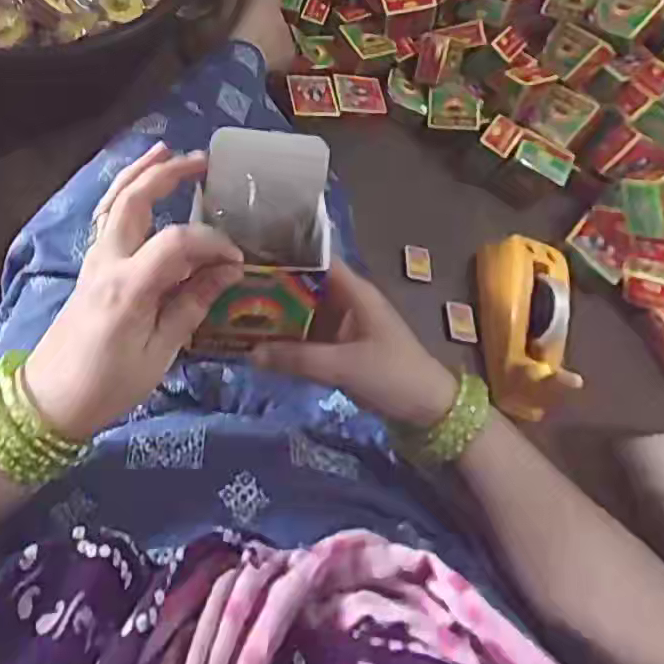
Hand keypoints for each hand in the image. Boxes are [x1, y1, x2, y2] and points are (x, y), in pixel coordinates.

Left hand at [22, 142, 244, 438]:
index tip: (237, 259)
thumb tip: (228, 270)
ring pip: (114, 200)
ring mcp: (94, 259)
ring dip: (140, 172)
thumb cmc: (108, 384)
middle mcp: (108, 261)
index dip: (212, 242)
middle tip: (201, 162)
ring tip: (165, 151)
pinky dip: (125, 193)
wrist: (49, 400)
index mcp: (128, 286)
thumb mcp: (159, 353)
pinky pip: (108, 216)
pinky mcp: (91, 264)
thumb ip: (192, 304)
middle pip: (134, 200)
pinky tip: (139, 186)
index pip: (177, 242)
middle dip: (167, 174)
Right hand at [251, 259, 458, 428]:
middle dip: (273, 285)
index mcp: (354, 292)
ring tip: (237, 309)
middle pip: (304, 284)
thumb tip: (250, 352)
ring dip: (277, 312)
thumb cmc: (393, 375)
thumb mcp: (344, 366)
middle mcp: (346, 301)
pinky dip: (288, 335)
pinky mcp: (340, 346)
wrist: (430, 410)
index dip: (287, 253)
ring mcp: (343, 324)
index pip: (316, 259)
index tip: (252, 254)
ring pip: (303, 309)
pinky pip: (308, 334)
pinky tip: (260, 338)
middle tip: (234, 286)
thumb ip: (297, 358)